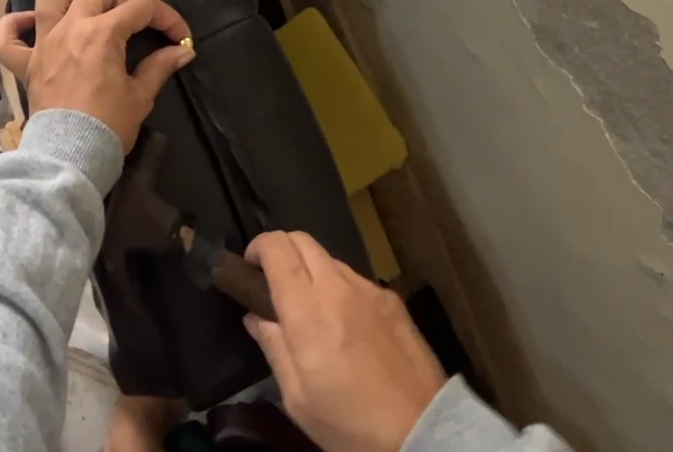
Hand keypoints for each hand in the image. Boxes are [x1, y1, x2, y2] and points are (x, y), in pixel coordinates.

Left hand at [0, 0, 193, 150]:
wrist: (69, 158)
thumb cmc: (108, 126)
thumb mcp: (141, 96)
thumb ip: (161, 66)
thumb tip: (183, 51)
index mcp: (104, 33)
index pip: (142, 8)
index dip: (167, 18)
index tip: (180, 38)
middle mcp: (72, 27)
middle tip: (133, 25)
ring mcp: (44, 42)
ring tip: (88, 14)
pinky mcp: (25, 64)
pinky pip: (7, 36)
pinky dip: (16, 25)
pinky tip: (31, 26)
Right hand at [243, 231, 445, 451]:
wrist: (423, 433)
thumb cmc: (350, 424)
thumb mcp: (297, 399)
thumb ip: (273, 348)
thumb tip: (255, 317)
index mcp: (307, 310)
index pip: (277, 248)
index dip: (258, 246)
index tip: (249, 267)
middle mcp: (337, 287)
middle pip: (301, 240)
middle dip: (281, 251)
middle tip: (273, 283)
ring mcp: (369, 289)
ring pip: (329, 258)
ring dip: (311, 270)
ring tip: (311, 308)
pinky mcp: (392, 300)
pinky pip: (355, 279)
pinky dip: (339, 288)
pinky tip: (346, 323)